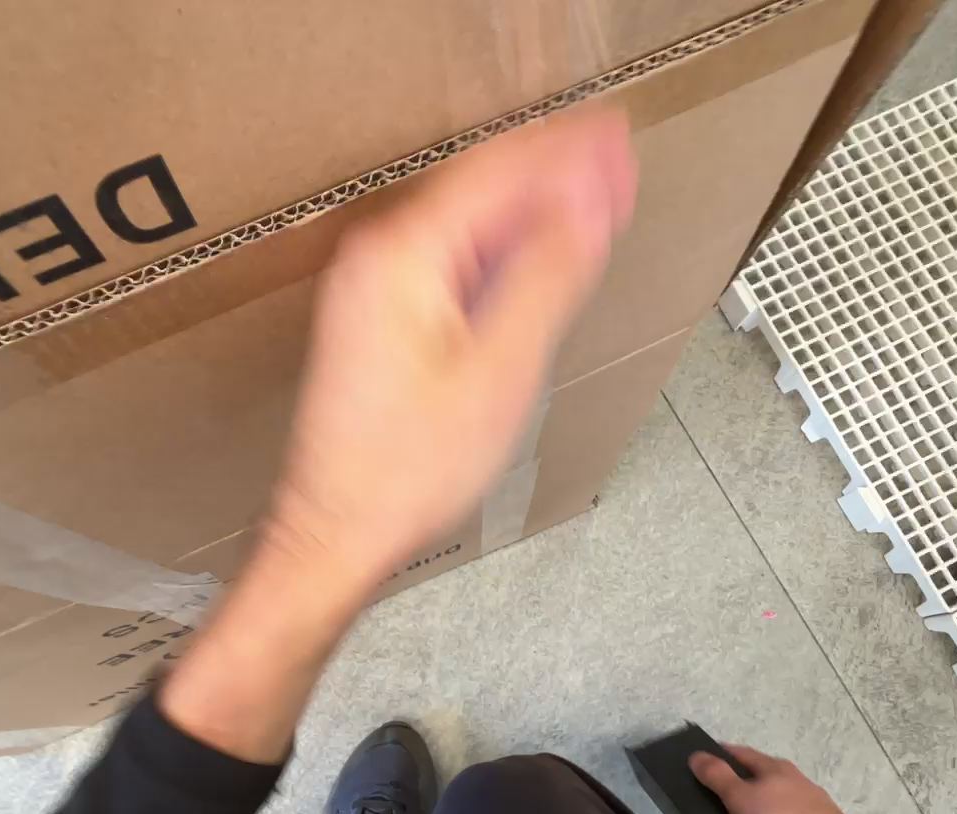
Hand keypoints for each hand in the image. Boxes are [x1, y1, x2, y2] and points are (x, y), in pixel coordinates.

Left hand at [160, 110, 633, 764]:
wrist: (340, 529)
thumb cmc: (405, 472)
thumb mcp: (497, 374)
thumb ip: (544, 280)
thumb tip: (584, 208)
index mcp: (404, 259)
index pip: (500, 174)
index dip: (566, 155)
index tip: (616, 141)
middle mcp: (378, 262)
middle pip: (480, 192)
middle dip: (551, 173)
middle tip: (611, 158)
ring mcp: (371, 293)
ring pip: (464, 227)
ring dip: (527, 210)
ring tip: (585, 197)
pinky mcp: (377, 324)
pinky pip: (448, 265)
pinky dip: (497, 253)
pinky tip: (528, 258)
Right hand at [690, 745, 874, 813]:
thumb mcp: (739, 799)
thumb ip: (717, 776)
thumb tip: (696, 754)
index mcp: (774, 767)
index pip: (741, 752)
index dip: (721, 754)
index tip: (705, 760)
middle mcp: (796, 777)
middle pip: (763, 772)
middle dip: (744, 778)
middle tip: (723, 791)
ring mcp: (815, 800)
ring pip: (782, 793)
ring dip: (765, 799)